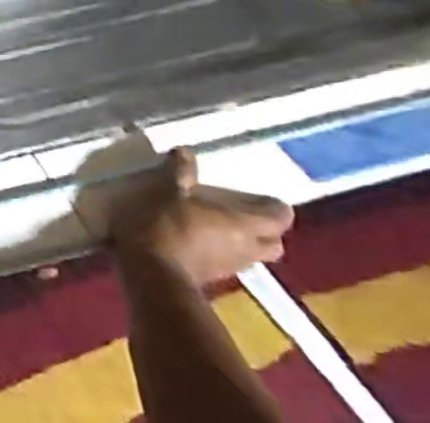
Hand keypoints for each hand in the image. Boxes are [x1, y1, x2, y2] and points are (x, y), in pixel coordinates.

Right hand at [108, 149, 294, 284]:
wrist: (150, 270)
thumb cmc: (162, 223)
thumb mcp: (163, 189)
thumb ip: (178, 171)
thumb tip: (186, 152)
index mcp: (244, 224)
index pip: (279, 216)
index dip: (273, 206)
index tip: (259, 197)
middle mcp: (248, 247)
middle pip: (273, 241)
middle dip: (264, 230)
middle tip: (240, 214)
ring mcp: (231, 265)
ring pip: (252, 253)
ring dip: (241, 241)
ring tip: (214, 226)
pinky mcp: (211, 276)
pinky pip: (227, 261)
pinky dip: (218, 251)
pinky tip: (194, 241)